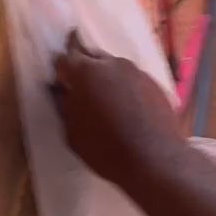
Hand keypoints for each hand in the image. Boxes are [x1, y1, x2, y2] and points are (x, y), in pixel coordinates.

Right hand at [53, 31, 183, 185]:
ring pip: (112, 65)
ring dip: (104, 76)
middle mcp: (110, 63)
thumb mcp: (72, 132)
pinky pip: (131, 77)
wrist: (156, 161)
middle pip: (89, 55)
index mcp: (84, 72)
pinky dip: (124, 86)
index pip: (63, 59)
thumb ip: (64, 104)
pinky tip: (126, 106)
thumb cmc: (105, 149)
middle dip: (82, 67)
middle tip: (81, 87)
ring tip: (105, 99)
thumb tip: (63, 90)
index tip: (60, 84)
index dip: (59, 71)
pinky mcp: (154, 81)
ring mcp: (135, 70)